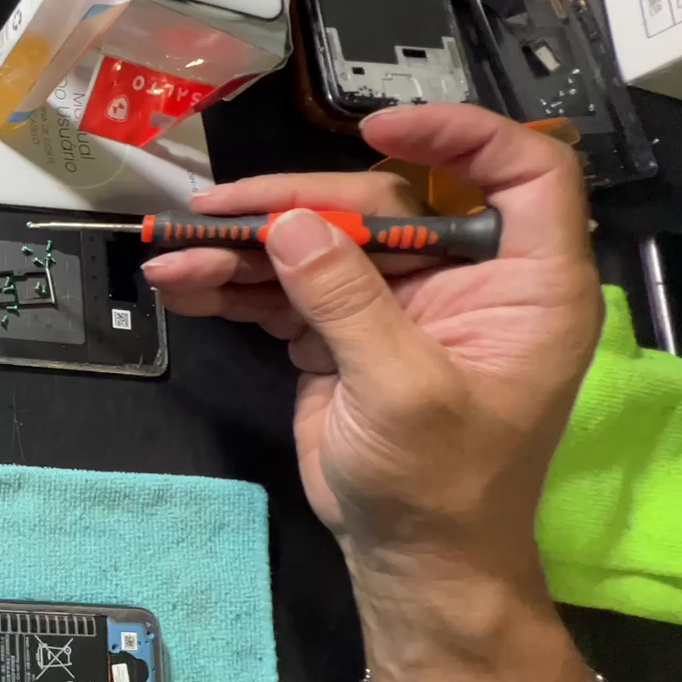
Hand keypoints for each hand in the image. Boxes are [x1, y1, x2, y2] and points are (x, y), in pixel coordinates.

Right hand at [142, 105, 602, 681]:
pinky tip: (179, 287)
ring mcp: (379, 308)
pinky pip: (273, 297)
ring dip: (234, 255)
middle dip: (282, 210)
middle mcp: (449, 280)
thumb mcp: (404, 390)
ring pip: (304, 254)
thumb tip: (289, 227)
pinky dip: (226, 291)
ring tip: (169, 257)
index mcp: (512, 283)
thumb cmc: (439, 481)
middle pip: (369, 212)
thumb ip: (348, 303)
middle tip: (209, 210)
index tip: (373, 130)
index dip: (455, 138)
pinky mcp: (328, 336)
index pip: (513, 176)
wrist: (403, 551)